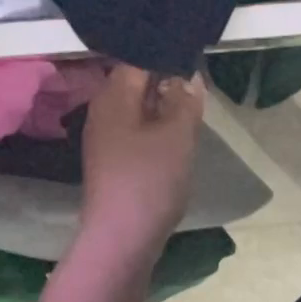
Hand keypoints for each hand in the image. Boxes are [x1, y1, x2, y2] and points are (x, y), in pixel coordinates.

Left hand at [79, 66, 207, 259]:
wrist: (122, 239)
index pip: (140, 62)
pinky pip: (136, 141)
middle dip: (168, 94)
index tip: (196, 84)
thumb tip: (189, 80)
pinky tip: (172, 160)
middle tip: (197, 111)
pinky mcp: (112, 168)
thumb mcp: (177, 139)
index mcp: (114, 96)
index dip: (169, 66)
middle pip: (137, 89)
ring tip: (188, 136)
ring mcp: (105, 142)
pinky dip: (156, 143)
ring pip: (138, 117)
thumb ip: (185, 105)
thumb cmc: (150, 183)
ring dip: (164, 122)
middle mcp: (103, 112)